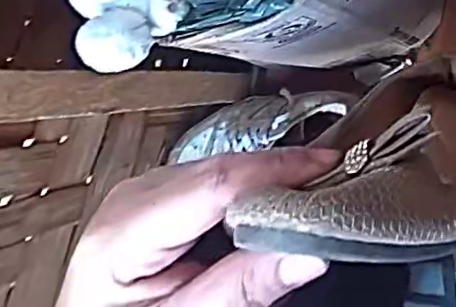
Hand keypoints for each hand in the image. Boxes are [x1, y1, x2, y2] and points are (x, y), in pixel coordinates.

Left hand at [57, 148, 336, 306]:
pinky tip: (275, 197)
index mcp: (123, 232)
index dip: (277, 169)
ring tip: (312, 187)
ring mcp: (143, 193)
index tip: (326, 168)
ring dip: (269, 176)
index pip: (216, 181)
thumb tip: (308, 250)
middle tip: (332, 179)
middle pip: (222, 168)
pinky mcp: (158, 197)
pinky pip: (214, 179)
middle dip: (280, 171)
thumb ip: (242, 288)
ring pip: (222, 167)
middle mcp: (130, 198)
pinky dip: (249, 187)